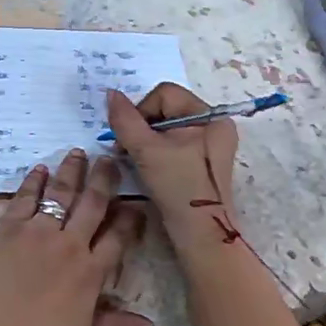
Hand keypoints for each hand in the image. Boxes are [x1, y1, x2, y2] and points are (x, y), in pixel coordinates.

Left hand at [0, 150, 151, 325]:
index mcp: (91, 272)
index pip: (118, 238)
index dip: (129, 219)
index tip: (136, 204)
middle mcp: (70, 243)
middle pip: (93, 204)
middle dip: (104, 179)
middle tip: (110, 158)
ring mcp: (40, 230)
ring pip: (61, 192)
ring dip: (71, 171)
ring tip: (78, 152)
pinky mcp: (12, 225)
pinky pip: (27, 197)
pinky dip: (34, 181)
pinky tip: (39, 168)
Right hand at [105, 84, 240, 244]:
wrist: (201, 232)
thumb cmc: (177, 185)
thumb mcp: (145, 149)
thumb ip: (124, 119)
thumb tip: (111, 93)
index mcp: (209, 115)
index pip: (164, 94)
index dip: (141, 110)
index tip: (130, 136)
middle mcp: (214, 124)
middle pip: (166, 108)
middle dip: (141, 126)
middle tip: (127, 148)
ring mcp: (211, 144)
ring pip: (167, 127)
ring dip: (146, 139)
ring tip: (135, 158)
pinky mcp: (203, 161)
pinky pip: (174, 142)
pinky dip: (156, 150)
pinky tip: (147, 166)